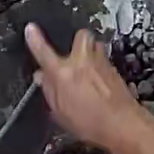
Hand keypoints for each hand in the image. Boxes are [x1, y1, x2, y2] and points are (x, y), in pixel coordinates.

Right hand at [24, 25, 153, 153]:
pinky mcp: (115, 69)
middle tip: (71, 53)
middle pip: (80, 35)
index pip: (44, 51)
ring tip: (85, 67)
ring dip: (90, 51)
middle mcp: (83, 62)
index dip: (35, 39)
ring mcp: (101, 63)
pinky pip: (104, 59)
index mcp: (63, 73)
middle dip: (75, 40)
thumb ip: (49, 90)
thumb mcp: (60, 113)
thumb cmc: (91, 122)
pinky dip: (99, 66)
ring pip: (95, 45)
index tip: (31, 29)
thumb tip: (42, 77)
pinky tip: (97, 81)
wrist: (122, 124)